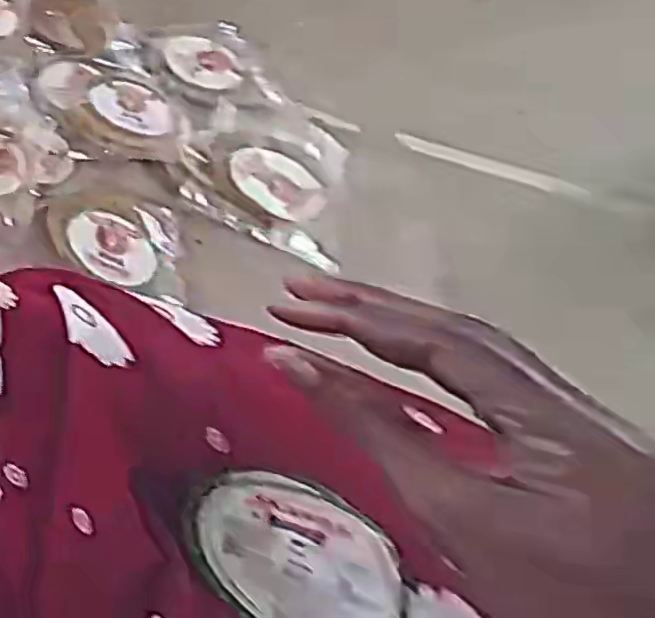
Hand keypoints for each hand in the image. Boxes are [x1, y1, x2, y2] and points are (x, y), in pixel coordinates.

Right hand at [267, 276, 654, 617]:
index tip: (289, 309)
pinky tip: (390, 352)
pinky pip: (491, 379)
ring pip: (480, 352)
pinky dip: (428, 353)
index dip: (357, 318)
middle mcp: (584, 416)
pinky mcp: (579, 448)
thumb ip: (367, 426)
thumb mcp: (447, 509)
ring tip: (333, 308)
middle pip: (463, 335)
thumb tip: (290, 361)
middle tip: (300, 290)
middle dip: (372, 307)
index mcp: (563, 428)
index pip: (441, 344)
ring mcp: (588, 432)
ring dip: (398, 324)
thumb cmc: (550, 589)